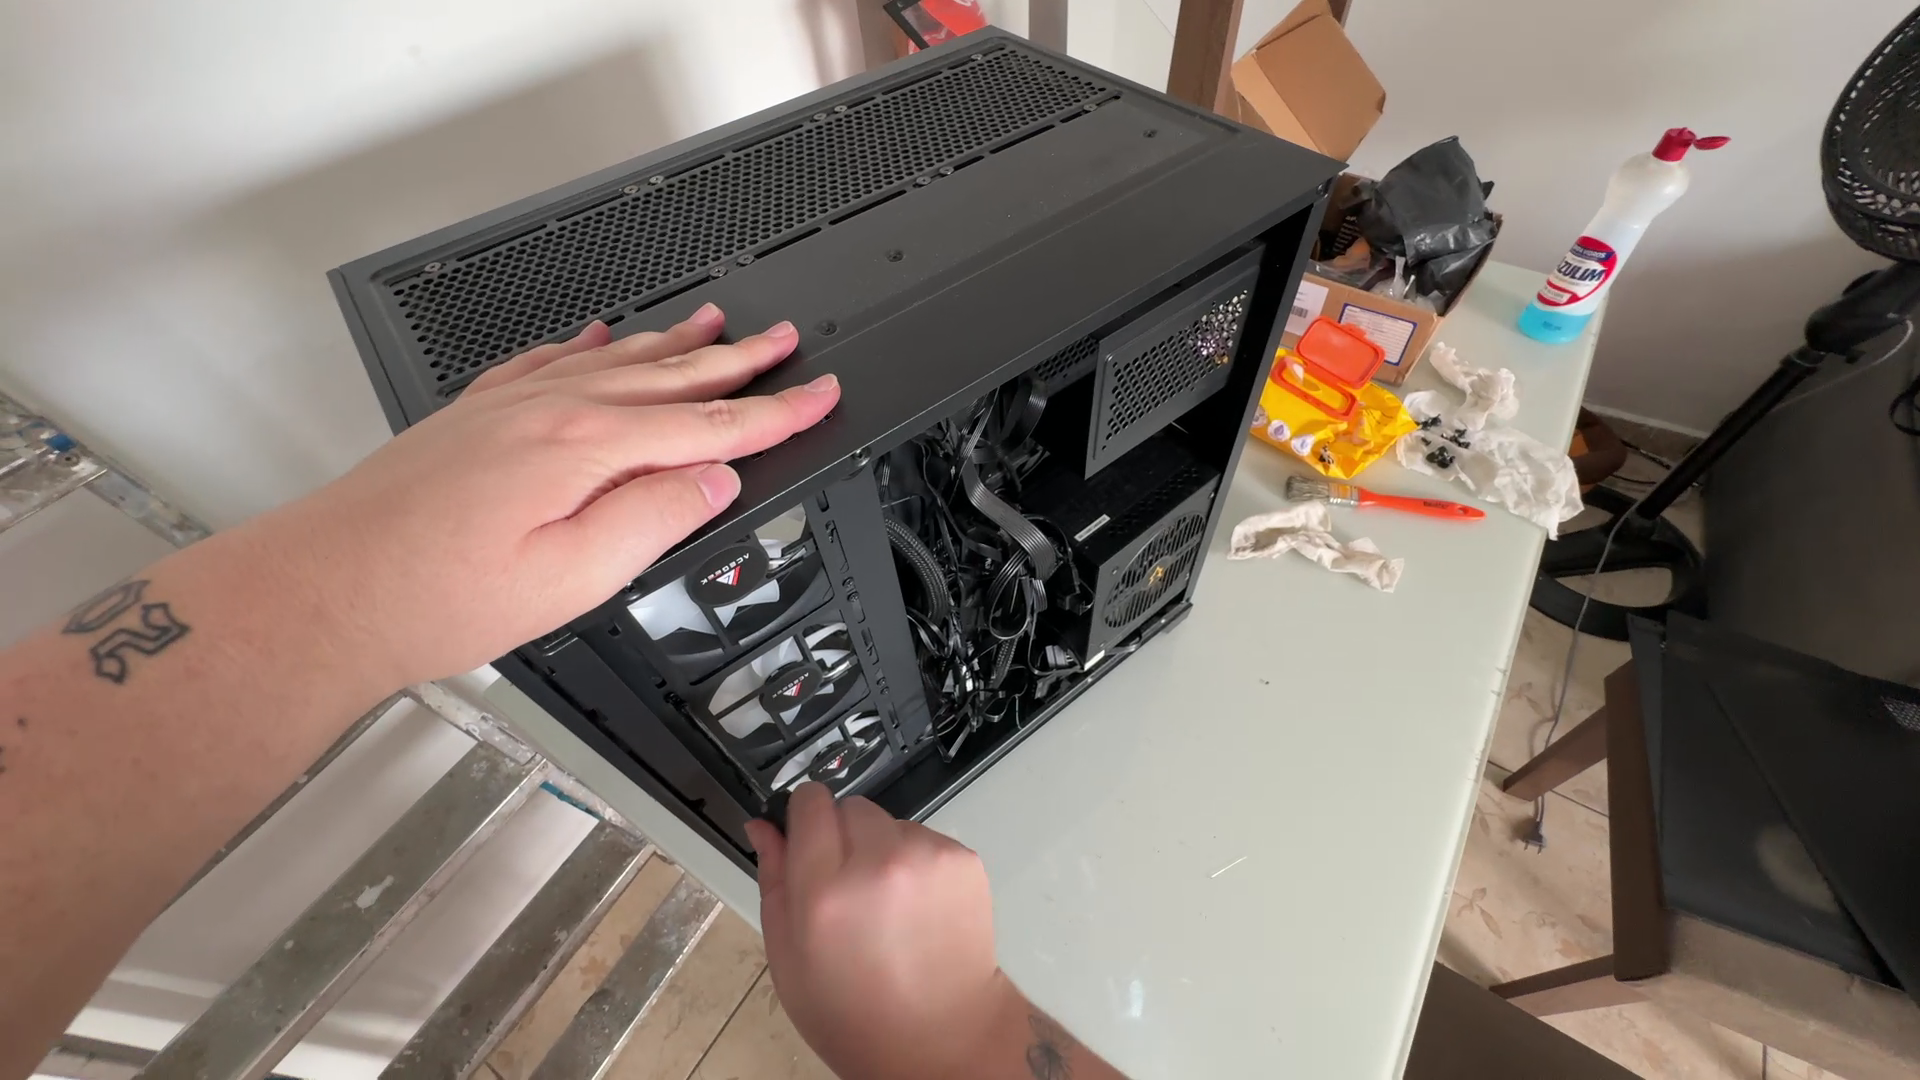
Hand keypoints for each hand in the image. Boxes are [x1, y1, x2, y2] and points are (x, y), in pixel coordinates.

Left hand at [254, 304, 837, 687]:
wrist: (326, 591)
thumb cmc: (440, 592)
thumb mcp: (576, 575)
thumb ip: (656, 516)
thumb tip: (715, 479)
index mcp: (587, 448)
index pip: (711, 425)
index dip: (776, 412)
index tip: (817, 394)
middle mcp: (554, 410)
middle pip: (674, 375)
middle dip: (742, 360)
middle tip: (786, 340)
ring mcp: (515, 407)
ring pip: (622, 359)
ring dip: (679, 341)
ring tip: (718, 320)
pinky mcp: (484, 416)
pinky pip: (553, 359)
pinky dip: (591, 343)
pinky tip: (603, 332)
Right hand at [746, 785, 1006, 1079]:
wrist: (942, 1037)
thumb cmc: (855, 1011)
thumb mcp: (789, 959)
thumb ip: (774, 879)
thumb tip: (763, 825)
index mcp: (826, 891)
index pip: (810, 802)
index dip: (805, 816)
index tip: (808, 837)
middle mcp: (879, 863)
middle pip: (850, 806)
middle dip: (843, 835)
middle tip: (848, 886)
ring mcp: (927, 856)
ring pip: (889, 821)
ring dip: (882, 847)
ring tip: (886, 904)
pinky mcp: (962, 858)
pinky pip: (924, 837)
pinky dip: (916, 861)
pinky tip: (916, 906)